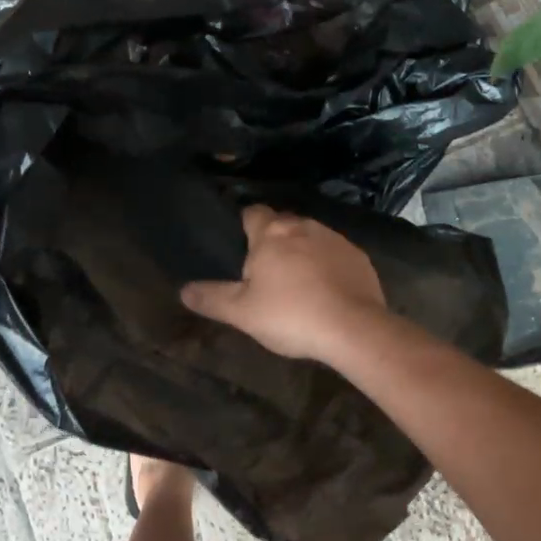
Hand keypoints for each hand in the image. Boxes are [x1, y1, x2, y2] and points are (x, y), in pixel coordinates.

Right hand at [180, 205, 387, 362]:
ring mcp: (334, 238)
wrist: (353, 328)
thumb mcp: (242, 313)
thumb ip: (212, 298)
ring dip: (302, 252)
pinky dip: (328, 266)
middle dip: (274, 240)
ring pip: (310, 237)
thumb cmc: (291, 314)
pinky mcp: (358, 256)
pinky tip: (327, 292)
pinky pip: (335, 254)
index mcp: (271, 233)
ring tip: (297, 283)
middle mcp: (302, 225)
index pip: (253, 213)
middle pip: (282, 224)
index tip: (242, 247)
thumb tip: (183, 290)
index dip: (246, 226)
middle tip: (267, 272)